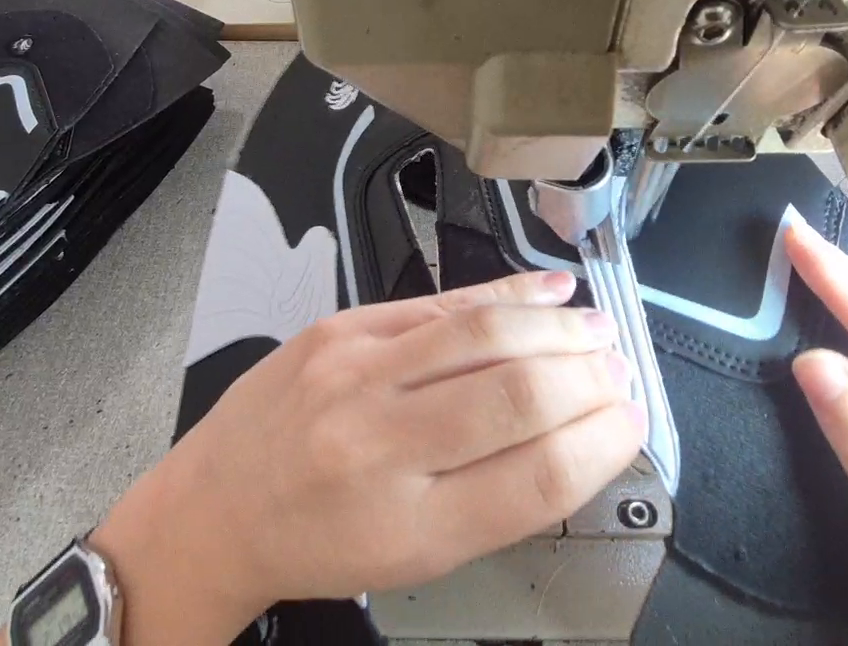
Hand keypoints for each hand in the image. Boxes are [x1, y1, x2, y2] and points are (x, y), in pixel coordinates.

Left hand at [91, 270, 644, 644]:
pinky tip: (547, 291)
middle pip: (520, 395)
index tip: (631, 423)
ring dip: (557, 328)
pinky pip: (441, 301)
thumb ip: (499, 496)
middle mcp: (382, 444)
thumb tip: (577, 434)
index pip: (539, 478)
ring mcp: (356, 373)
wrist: (216, 506)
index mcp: (412, 526)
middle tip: (622, 371)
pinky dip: (506, 292)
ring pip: (485, 333)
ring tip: (598, 329)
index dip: (602, 444)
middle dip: (590, 379)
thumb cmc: (317, 541)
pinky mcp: (340, 327)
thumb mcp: (415, 555)